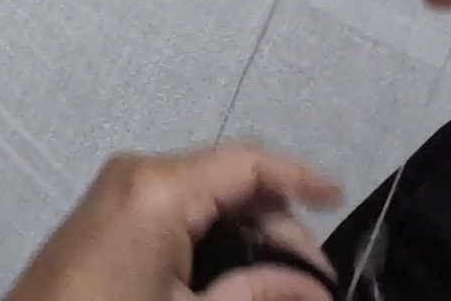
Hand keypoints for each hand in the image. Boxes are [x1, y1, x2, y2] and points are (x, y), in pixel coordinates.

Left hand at [5, 144, 341, 300]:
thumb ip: (257, 293)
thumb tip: (314, 284)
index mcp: (160, 186)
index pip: (244, 162)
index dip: (297, 175)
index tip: (341, 195)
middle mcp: (139, 170)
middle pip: (225, 176)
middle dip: (274, 220)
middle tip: (315, 280)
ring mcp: (119, 186)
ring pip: (202, 191)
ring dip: (245, 228)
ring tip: (282, 281)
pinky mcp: (109, 209)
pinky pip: (175, 205)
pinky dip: (211, 230)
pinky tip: (235, 270)